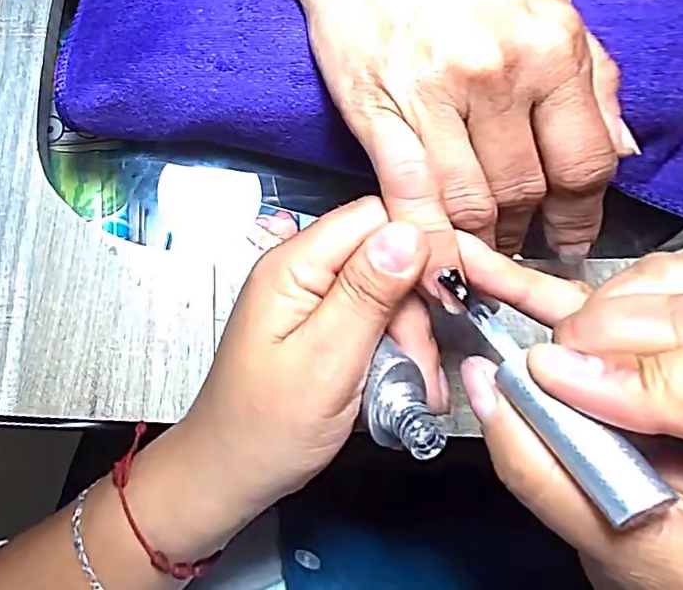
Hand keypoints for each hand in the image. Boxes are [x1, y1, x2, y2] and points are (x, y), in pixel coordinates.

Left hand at [146, 198, 429, 549]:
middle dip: (413, 309)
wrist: (233, 466)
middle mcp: (298, 269)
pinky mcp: (318, 321)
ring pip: (382, 291)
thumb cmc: (267, 423)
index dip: (416, 244)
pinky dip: (392, 349)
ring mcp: (307, 295)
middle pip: (380, 255)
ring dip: (408, 338)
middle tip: (418, 365)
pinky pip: (369, 317)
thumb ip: (366, 294)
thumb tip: (407, 232)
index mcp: (291, 265)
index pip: (367, 217)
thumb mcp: (327, 359)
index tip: (449, 293)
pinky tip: (397, 385)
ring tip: (409, 388)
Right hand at [303, 0, 631, 276]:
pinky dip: (425, 235)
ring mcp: (433, 96)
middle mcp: (498, 75)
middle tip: (523, 249)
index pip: (585, 159)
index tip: (574, 238)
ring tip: (481, 252)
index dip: (585, 214)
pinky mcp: (376, 111)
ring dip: (480, 238)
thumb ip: (589, 70)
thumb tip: (622, 147)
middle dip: (529, 231)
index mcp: (550, 45)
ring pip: (471, 199)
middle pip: (527, 188)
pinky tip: (436, 261)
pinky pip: (408, 190)